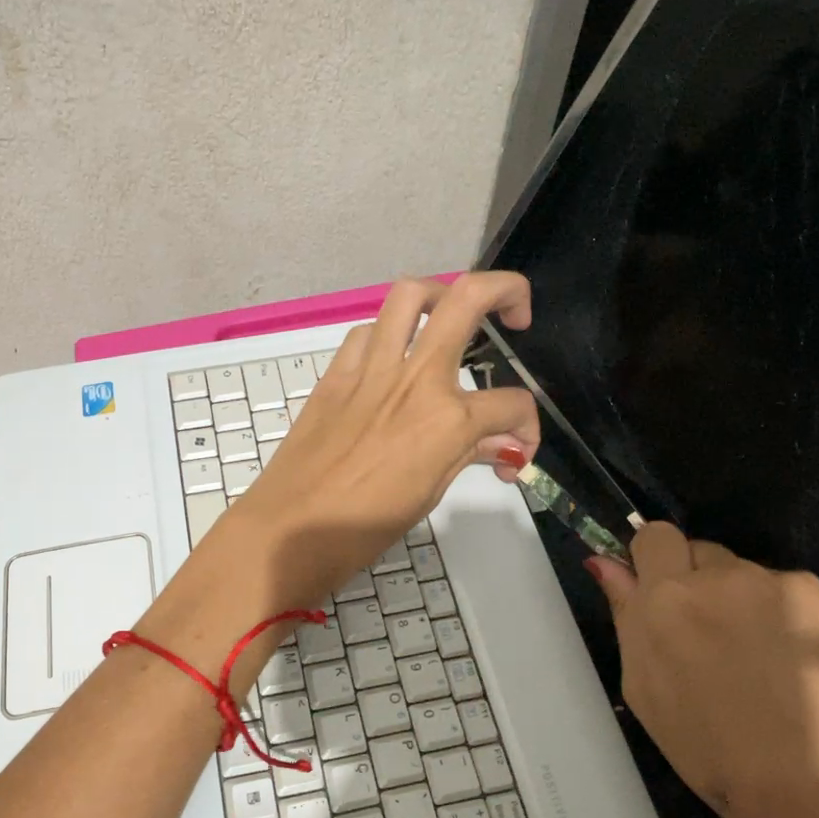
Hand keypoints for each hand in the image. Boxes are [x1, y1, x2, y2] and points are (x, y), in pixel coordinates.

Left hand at [210, 273, 540, 610]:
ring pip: (409, 294)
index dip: (527, 428)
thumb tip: (498, 443)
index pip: (511, 404)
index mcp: (447, 419)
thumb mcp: (429, 495)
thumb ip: (466, 454)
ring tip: (448, 316)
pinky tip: (391, 359)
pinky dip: (387, 334)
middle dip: (507, 289)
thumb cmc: (364, 527)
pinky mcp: (335, 374)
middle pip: (468, 299)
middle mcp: (415, 379)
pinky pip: (366, 332)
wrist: (291, 528)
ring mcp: (372, 370)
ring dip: (439, 293)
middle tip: (516, 312)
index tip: (516, 450)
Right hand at [586, 523, 818, 817]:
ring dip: (761, 610)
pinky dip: (812, 630)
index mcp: (670, 597)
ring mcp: (796, 586)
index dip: (658, 564)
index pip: (656, 536)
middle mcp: (730, 576)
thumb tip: (608, 565)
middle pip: (710, 556)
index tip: (666, 597)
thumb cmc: (717, 759)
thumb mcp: (646, 694)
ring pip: (763, 581)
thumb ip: (627, 618)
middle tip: (721, 648)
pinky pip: (817, 604)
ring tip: (777, 674)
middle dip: (708, 589)